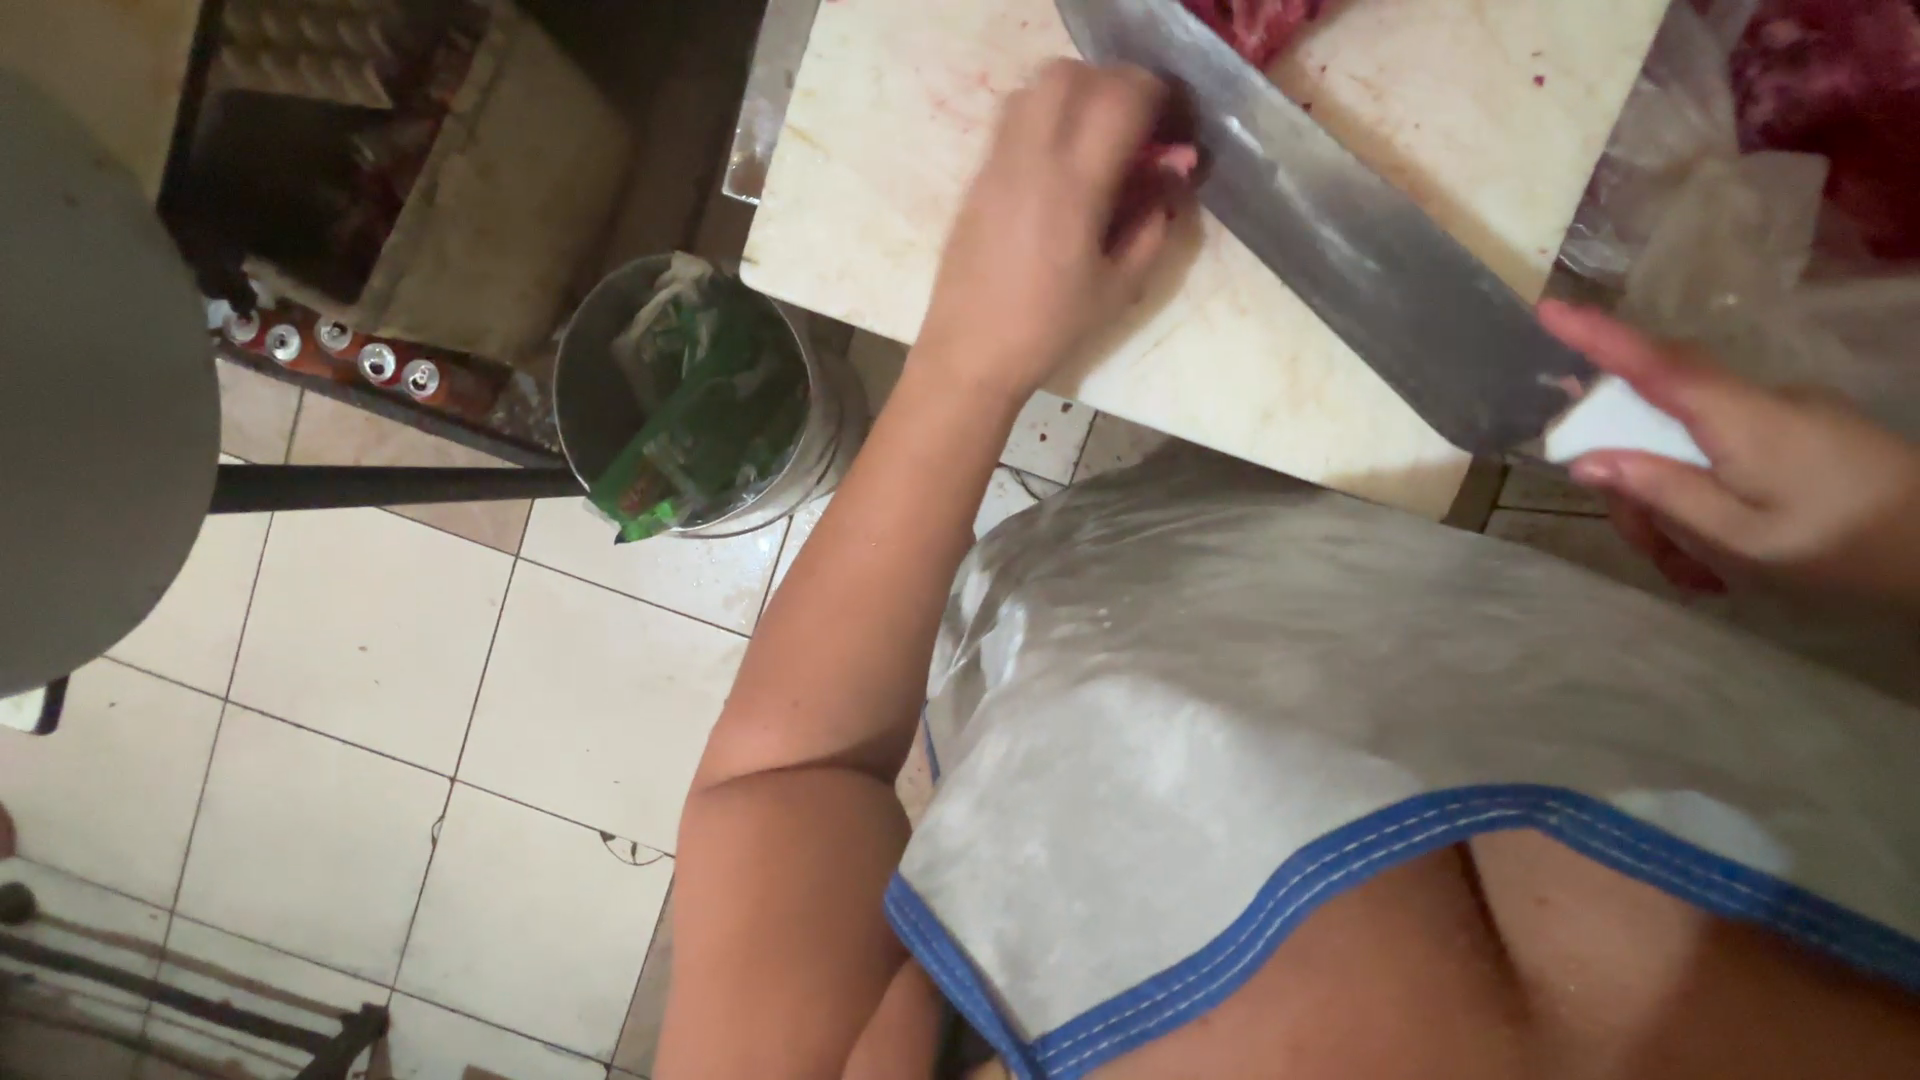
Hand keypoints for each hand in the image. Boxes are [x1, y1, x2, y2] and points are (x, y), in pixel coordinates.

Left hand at [916, 60, 1184, 401]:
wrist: (969, 354)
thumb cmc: (1048, 330)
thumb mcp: (1118, 287)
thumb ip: (1154, 222)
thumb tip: (1173, 174)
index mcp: (1073, 187)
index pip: (1122, 97)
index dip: (1157, 96)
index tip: (1171, 125)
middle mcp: (1029, 160)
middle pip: (1072, 75)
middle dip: (1112, 86)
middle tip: (1134, 126)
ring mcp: (995, 166)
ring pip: (1034, 90)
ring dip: (1074, 96)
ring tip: (1094, 141)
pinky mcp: (974, 182)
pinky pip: (1010, 123)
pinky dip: (1043, 121)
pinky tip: (1057, 169)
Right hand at [1540, 300, 1919, 606]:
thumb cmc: (1847, 548)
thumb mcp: (1741, 537)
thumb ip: (1662, 492)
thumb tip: (1586, 462)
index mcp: (1747, 420)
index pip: (1658, 367)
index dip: (1600, 338)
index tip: (1551, 310)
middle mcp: (1759, 403)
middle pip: (1654, 414)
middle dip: (1629, 473)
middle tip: (1650, 544)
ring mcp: (1777, 415)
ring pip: (1678, 442)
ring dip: (1663, 501)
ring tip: (1690, 565)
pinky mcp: (1789, 431)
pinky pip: (1710, 451)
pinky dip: (1692, 498)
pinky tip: (1709, 551)